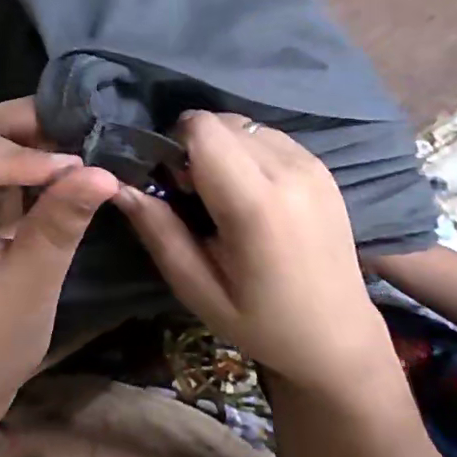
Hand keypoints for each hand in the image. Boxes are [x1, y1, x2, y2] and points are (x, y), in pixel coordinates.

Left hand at [0, 98, 119, 441]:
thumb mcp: (28, 291)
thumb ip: (58, 227)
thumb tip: (103, 173)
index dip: (21, 154)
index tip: (76, 166)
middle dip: (28, 127)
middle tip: (84, 129)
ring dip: (34, 135)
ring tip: (82, 139)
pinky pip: (3, 163)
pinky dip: (36, 156)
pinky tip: (68, 158)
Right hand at [113, 111, 392, 390]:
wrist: (338, 336)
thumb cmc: (262, 322)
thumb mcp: (198, 289)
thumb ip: (158, 230)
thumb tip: (118, 185)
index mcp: (256, 205)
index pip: (202, 128)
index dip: (176, 145)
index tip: (176, 184)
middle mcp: (288, 171)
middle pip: (220, 121)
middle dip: (196, 146)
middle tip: (197, 194)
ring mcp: (310, 163)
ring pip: (242, 123)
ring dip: (222, 146)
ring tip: (227, 194)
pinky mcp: (321, 164)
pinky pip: (266, 134)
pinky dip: (247, 150)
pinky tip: (253, 191)